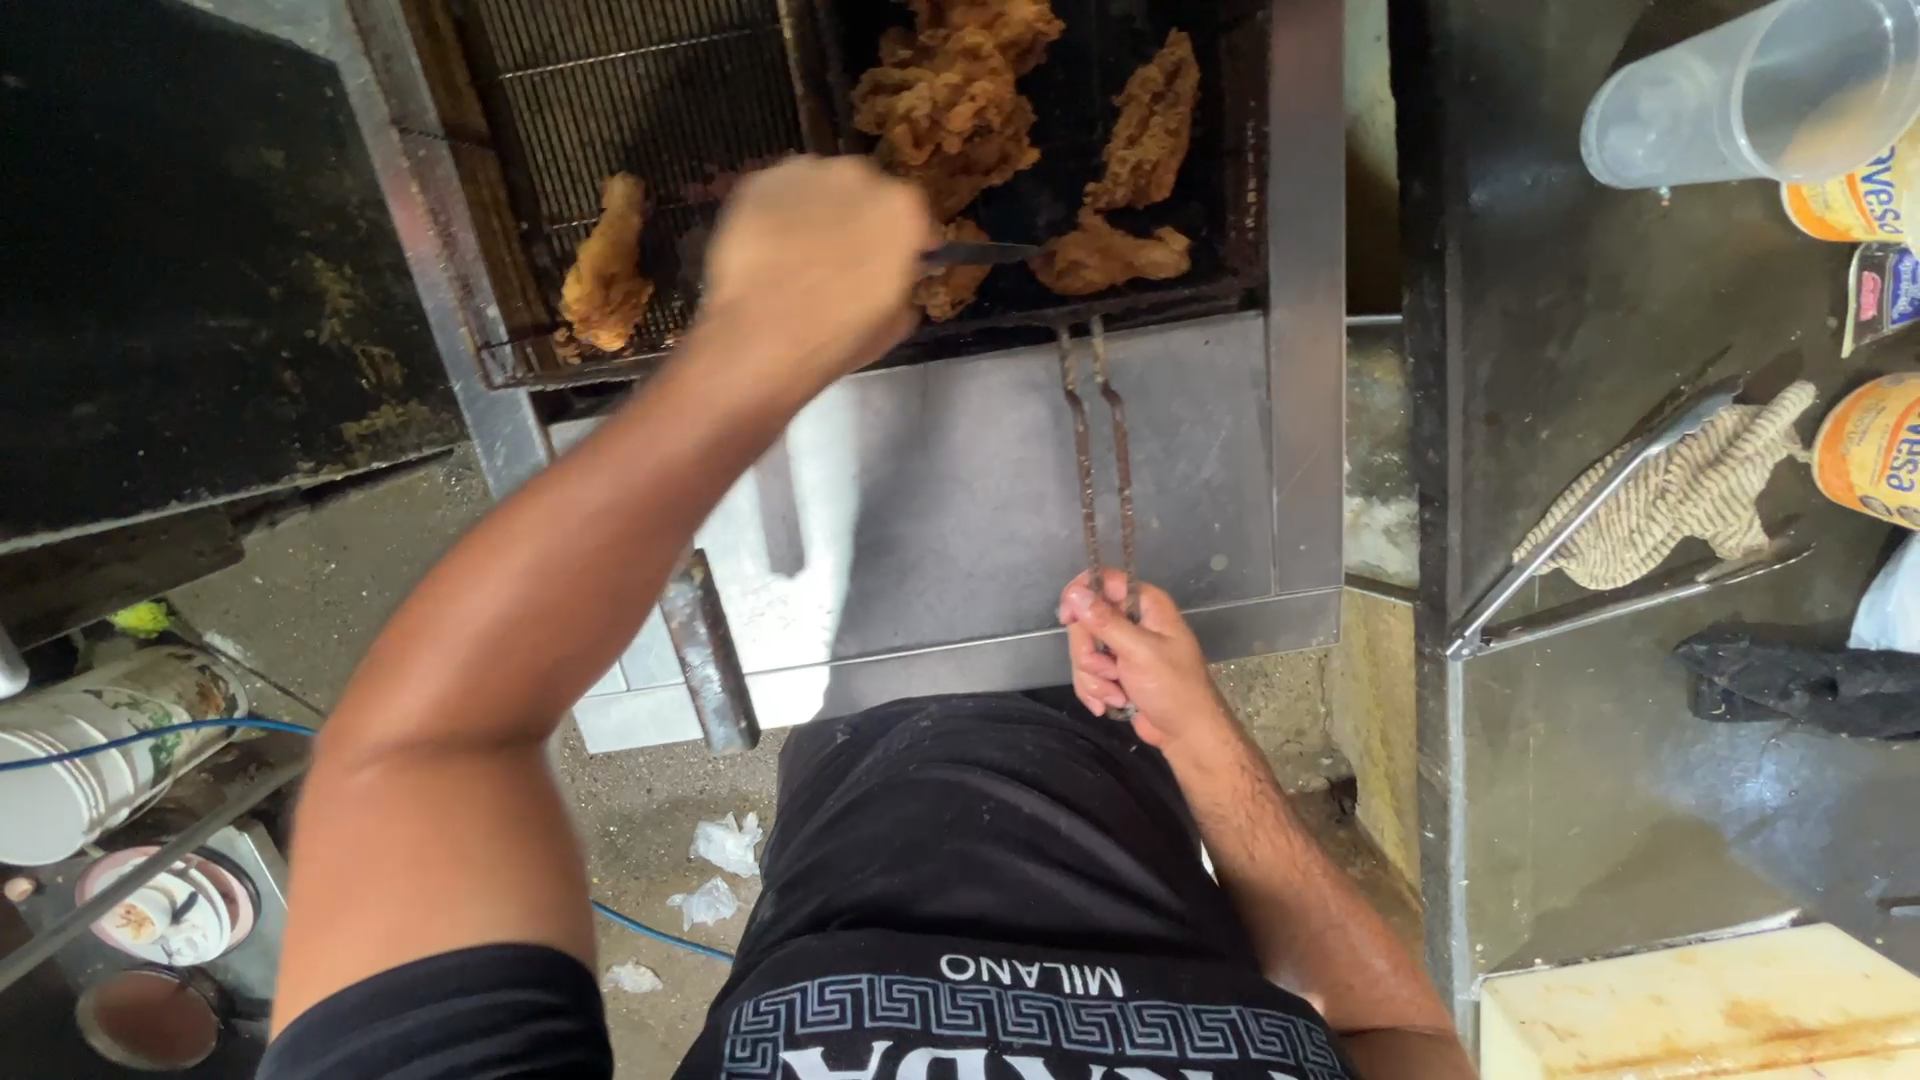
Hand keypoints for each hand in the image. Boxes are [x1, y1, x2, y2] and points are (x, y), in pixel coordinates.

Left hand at [698, 155, 933, 389]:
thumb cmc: (837, 337)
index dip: (907, 242)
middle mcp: (859, 176)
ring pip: (823, 189)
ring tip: (804, 256)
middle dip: (861, 221)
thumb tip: (900, 279)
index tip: (901, 261)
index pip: (915, 218)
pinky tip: (773, 249)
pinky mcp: (760, 180)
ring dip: (821, 214)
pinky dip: (782, 214)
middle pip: (868, 193)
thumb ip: (904, 287)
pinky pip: (782, 195)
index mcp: (902, 211)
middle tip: (846, 260)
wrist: (760, 335)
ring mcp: (806, 172)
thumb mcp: (892, 324)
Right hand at [1058, 569, 1237, 749]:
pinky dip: (1094, 689)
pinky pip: (1086, 671)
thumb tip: (1075, 594)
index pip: (1104, 581)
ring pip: (1082, 649)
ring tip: (1117, 694)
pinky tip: (1111, 703)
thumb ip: (1105, 622)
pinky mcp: (1113, 670)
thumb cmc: (1174, 688)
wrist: (1185, 733)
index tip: (1068, 618)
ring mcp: (1120, 646)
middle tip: (1107, 671)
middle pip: (1085, 620)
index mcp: (1145, 604)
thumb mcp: (1139, 652)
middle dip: (1089, 653)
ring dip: (1093, 677)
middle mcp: (1131, 619)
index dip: (1081, 595)